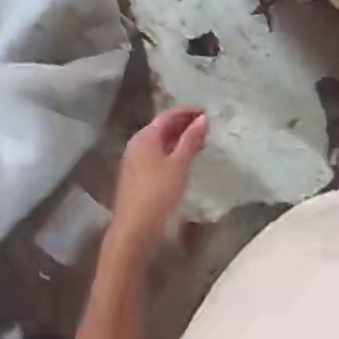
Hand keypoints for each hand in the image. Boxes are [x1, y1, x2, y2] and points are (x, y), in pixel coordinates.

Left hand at [108, 107, 207, 257]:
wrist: (134, 226)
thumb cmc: (158, 193)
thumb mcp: (179, 165)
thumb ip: (191, 140)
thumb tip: (202, 118)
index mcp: (145, 137)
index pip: (167, 116)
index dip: (187, 112)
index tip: (205, 112)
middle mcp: (136, 143)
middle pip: (161, 127)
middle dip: (183, 124)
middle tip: (204, 126)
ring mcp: (133, 158)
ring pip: (158, 141)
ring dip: (177, 138)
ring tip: (197, 141)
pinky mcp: (134, 173)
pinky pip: (154, 153)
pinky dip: (169, 150)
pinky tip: (180, 159)